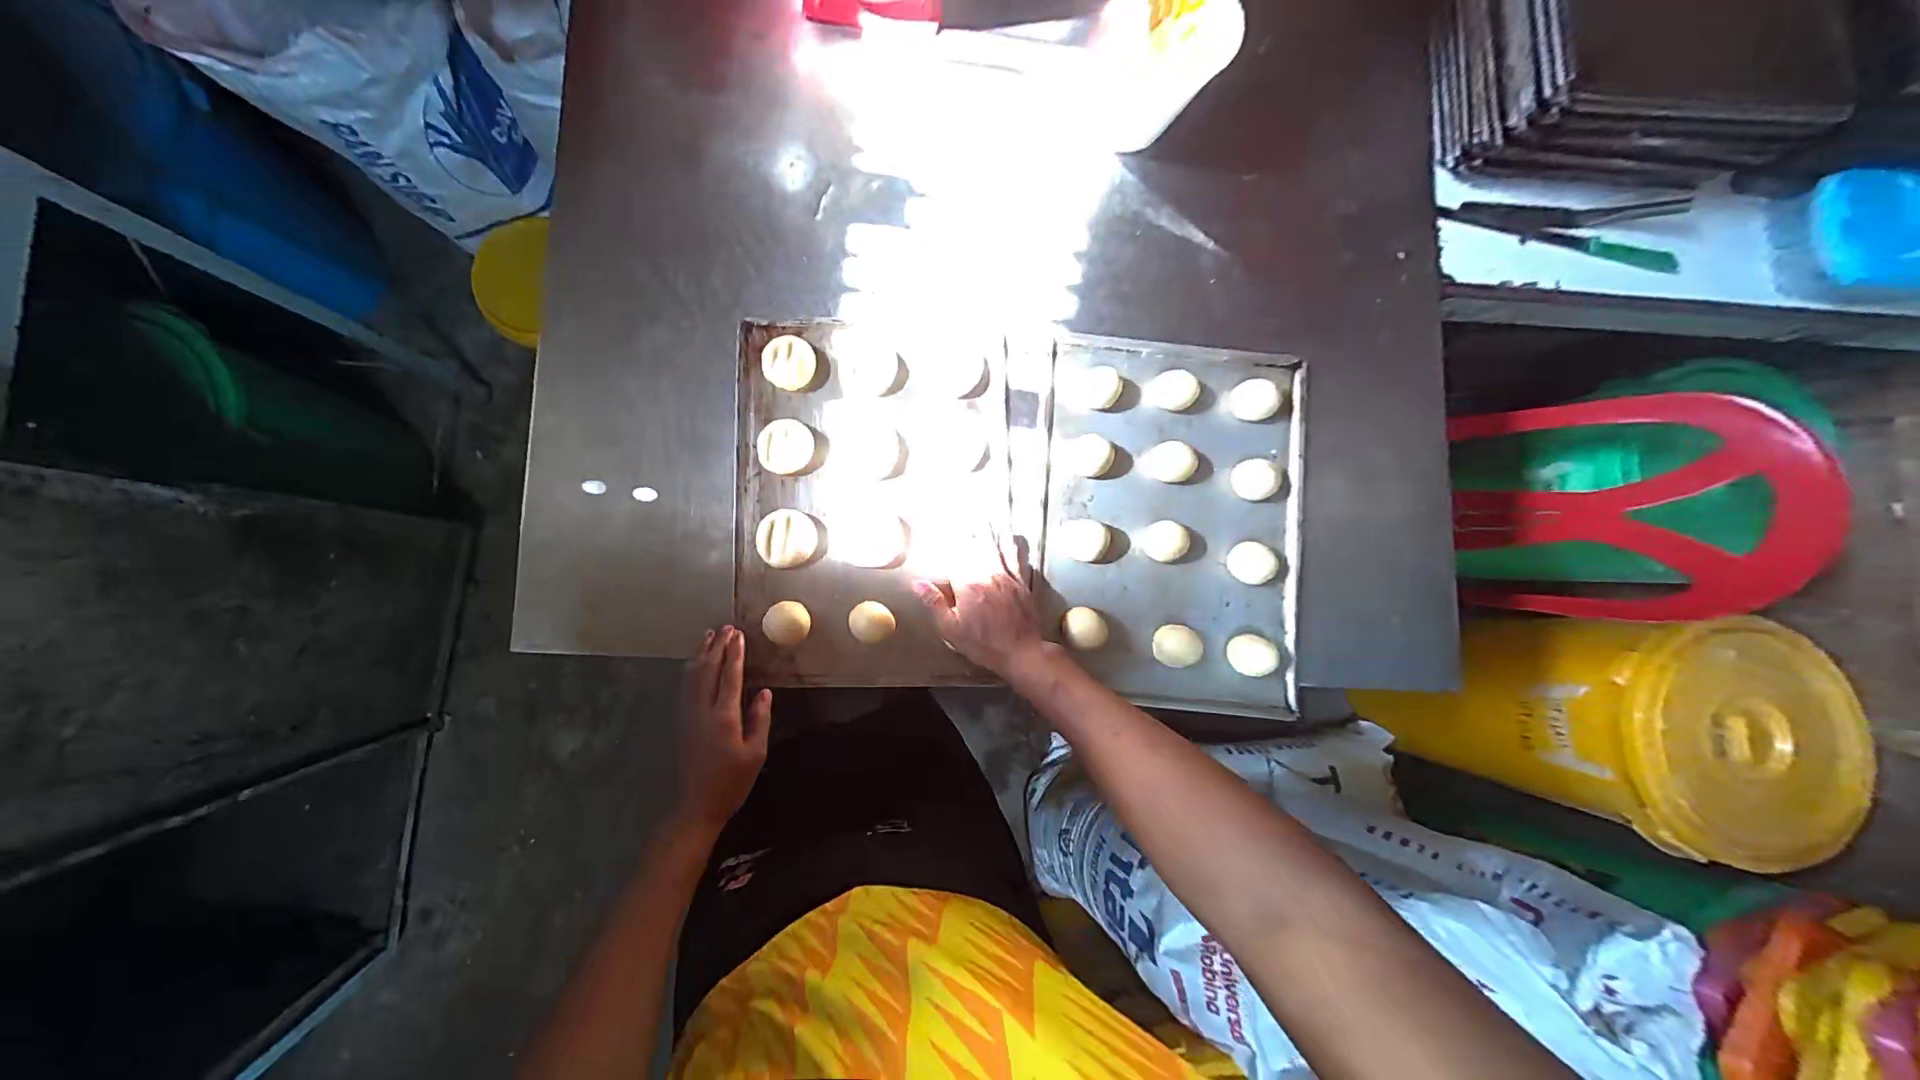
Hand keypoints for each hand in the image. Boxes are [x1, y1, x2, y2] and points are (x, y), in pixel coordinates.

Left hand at [669, 626, 771, 835]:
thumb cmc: (731, 782)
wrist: (695, 805)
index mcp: (723, 717)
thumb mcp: (755, 753)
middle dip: (718, 647)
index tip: (739, 635)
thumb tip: (764, 693)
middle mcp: (702, 711)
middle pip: (708, 670)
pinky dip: (692, 669)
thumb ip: (759, 720)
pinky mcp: (682, 721)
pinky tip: (696, 663)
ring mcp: (688, 715)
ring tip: (709, 636)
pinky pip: (686, 686)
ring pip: (692, 676)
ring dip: (702, 654)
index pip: (729, 676)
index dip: (735, 654)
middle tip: (726, 628)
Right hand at [912, 531, 1048, 676]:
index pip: (953, 558)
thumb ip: (934, 603)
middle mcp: (988, 574)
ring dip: (988, 533)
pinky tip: (1009, 538)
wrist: (1021, 652)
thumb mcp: (951, 628)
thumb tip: (918, 584)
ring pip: (996, 547)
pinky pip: (1016, 558)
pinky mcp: (1022, 583)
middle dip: (967, 533)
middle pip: (975, 546)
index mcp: (968, 584)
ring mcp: (1008, 577)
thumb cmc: (983, 643)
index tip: (938, 533)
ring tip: (983, 519)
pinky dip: (1011, 545)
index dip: (945, 545)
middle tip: (961, 520)